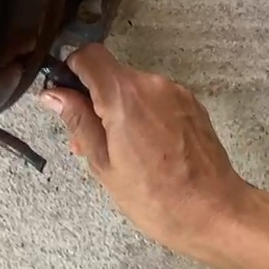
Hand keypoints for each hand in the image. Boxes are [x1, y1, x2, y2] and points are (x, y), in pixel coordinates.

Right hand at [40, 44, 253, 262]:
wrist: (214, 212)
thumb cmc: (158, 198)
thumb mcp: (103, 163)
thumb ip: (78, 120)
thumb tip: (54, 95)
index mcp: (124, 96)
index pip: (89, 55)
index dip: (72, 70)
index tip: (66, 94)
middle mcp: (152, 84)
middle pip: (111, 74)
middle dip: (95, 100)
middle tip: (90, 140)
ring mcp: (175, 92)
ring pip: (133, 88)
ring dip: (119, 110)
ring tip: (121, 152)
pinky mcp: (191, 103)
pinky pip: (155, 98)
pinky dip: (143, 115)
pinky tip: (146, 149)